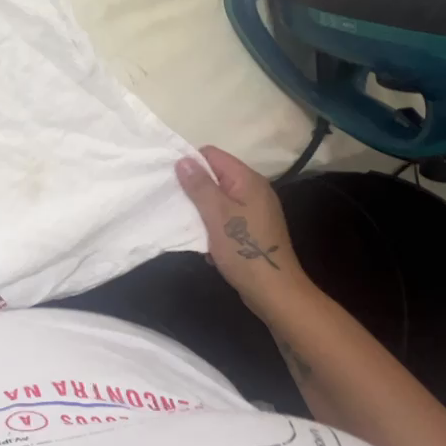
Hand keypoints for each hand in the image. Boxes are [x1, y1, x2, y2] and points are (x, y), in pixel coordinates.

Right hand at [176, 145, 313, 314]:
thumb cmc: (244, 250)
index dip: (190, 163)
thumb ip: (200, 186)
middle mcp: (253, 189)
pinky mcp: (252, 229)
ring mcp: (254, 210)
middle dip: (194, 188)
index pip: (212, 155)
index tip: (172, 182)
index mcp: (247, 180)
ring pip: (218, 198)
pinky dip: (213, 226)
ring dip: (201, 210)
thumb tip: (183, 160)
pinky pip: (225, 217)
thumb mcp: (217, 215)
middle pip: (215, 175)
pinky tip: (205, 243)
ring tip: (188, 224)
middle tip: (175, 204)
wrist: (274, 290)